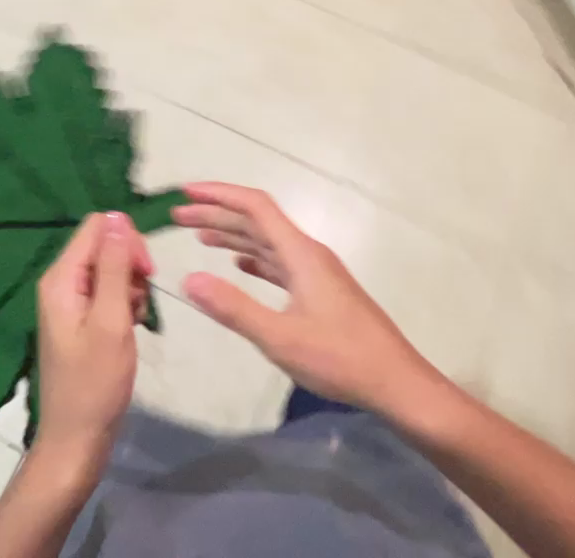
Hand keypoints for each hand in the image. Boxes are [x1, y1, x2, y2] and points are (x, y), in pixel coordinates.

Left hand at [32, 211, 151, 472]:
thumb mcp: (111, 320)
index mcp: (61, 277)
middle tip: (140, 302)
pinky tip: (130, 327)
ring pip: (112, 268)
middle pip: (105, 244)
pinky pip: (109, 291)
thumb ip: (114, 266)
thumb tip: (117, 217)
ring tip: (134, 321)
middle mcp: (61, 282)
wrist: (78, 438)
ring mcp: (70, 301)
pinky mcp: (81, 318)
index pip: (98, 227)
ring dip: (131, 287)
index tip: (145, 274)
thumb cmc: (95, 382)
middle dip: (131, 265)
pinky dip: (126, 304)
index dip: (127, 241)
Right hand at [175, 182, 447, 414]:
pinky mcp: (320, 291)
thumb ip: (233, 308)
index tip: (186, 192)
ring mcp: (316, 272)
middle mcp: (307, 254)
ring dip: (233, 235)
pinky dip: (253, 259)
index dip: (219, 194)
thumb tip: (188, 279)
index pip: (255, 207)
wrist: (395, 382)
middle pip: (258, 221)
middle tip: (179, 216)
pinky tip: (239, 267)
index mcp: (300, 254)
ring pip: (267, 242)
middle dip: (218, 214)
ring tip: (199, 237)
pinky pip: (279, 263)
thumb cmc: (340, 358)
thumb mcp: (280, 338)